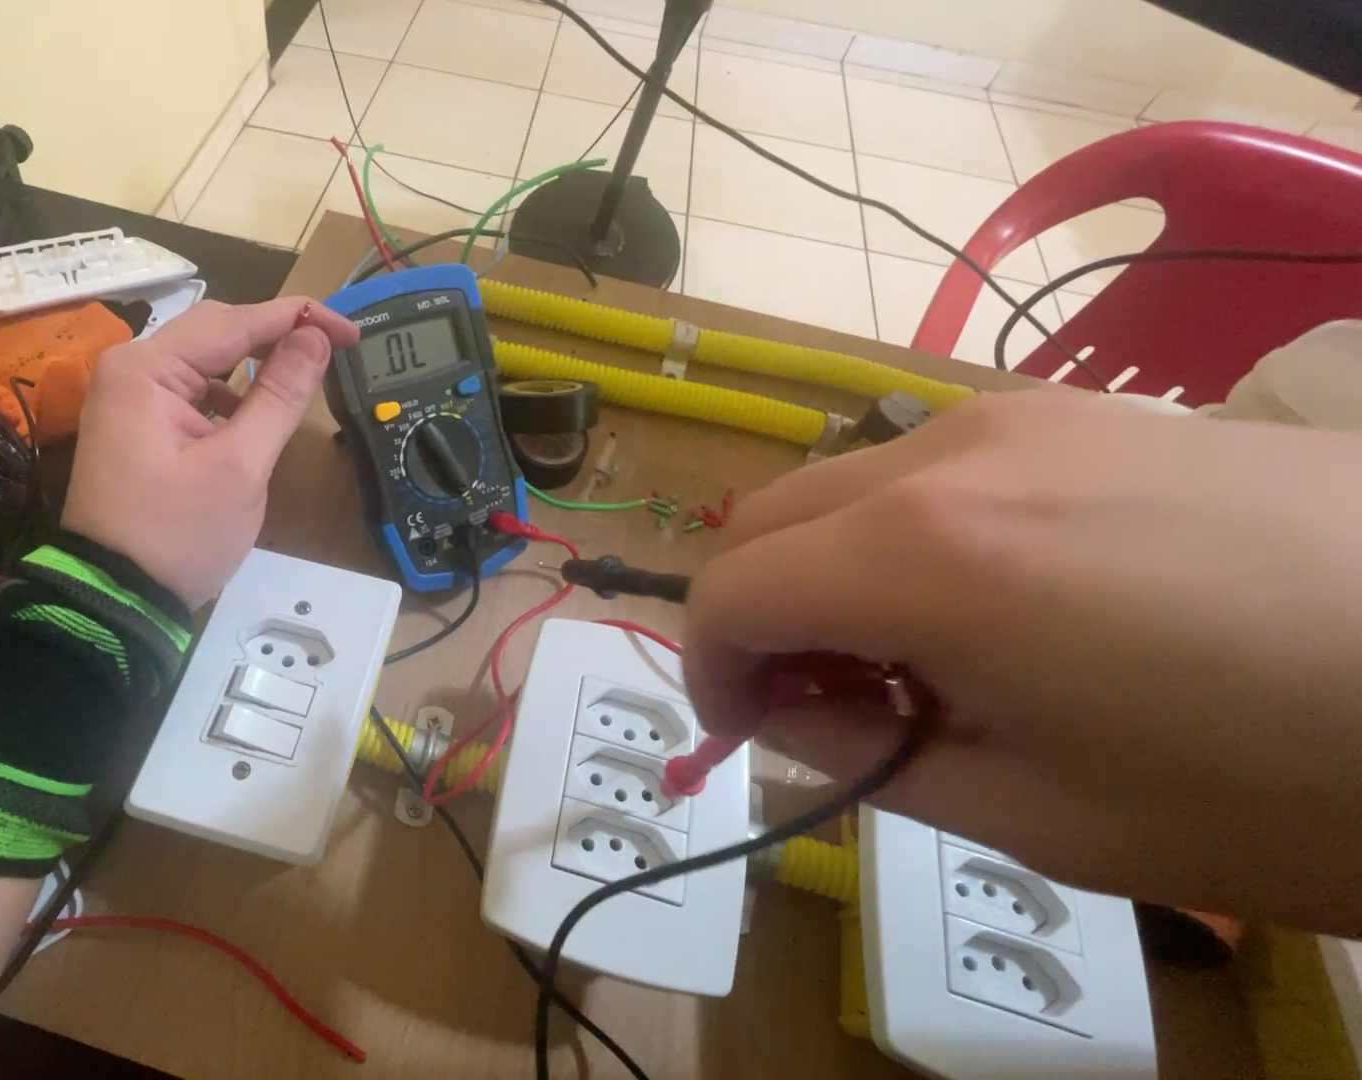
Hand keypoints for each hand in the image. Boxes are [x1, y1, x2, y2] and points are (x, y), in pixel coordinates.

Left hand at [60, 297, 357, 607]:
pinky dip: (231, 395)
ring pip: (206, 360)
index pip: (234, 322)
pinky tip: (255, 414)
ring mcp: (130, 397)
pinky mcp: (139, 424)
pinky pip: (193, 390)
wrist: (116, 597)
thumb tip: (316, 338)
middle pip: (216, 331)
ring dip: (255, 363)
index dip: (299, 319)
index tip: (350, 330)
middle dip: (277, 335)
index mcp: (147, 369)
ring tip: (302, 378)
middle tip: (334, 349)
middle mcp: (131, 369)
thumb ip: (280, 396)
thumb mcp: (239, 466)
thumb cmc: (177, 535)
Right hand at [684, 391, 1361, 933]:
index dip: (706, 665)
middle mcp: (937, 458)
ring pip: (832, 489)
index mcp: (916, 559)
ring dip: (820, 570)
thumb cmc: (1285, 779)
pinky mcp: (1071, 410)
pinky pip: (918, 468)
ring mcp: (1007, 417)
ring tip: (904, 651)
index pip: (728, 593)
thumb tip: (780, 712)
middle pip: (760, 522)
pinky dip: (892, 534)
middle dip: (751, 612)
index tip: (741, 726)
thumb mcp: (1034, 813)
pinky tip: (985, 595)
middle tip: (809, 696)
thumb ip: (856, 754)